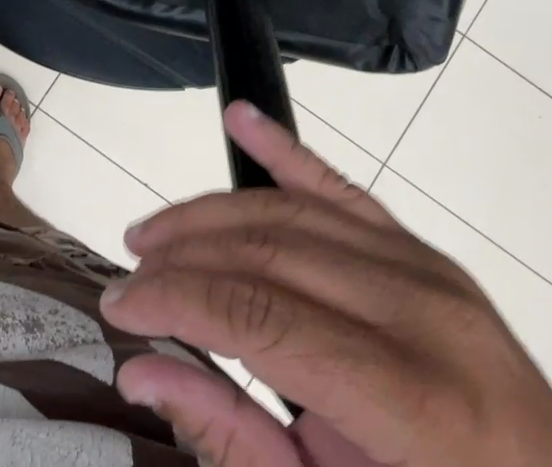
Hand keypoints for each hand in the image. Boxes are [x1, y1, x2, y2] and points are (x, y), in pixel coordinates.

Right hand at [100, 102, 551, 466]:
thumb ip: (233, 438)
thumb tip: (138, 369)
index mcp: (416, 400)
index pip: (257, 315)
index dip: (172, 300)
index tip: (116, 308)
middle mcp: (429, 318)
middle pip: (266, 253)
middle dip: (180, 261)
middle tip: (126, 280)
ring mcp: (436, 275)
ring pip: (291, 213)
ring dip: (208, 215)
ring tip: (150, 236)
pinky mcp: (432, 259)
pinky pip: (346, 191)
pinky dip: (286, 150)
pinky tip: (240, 117)